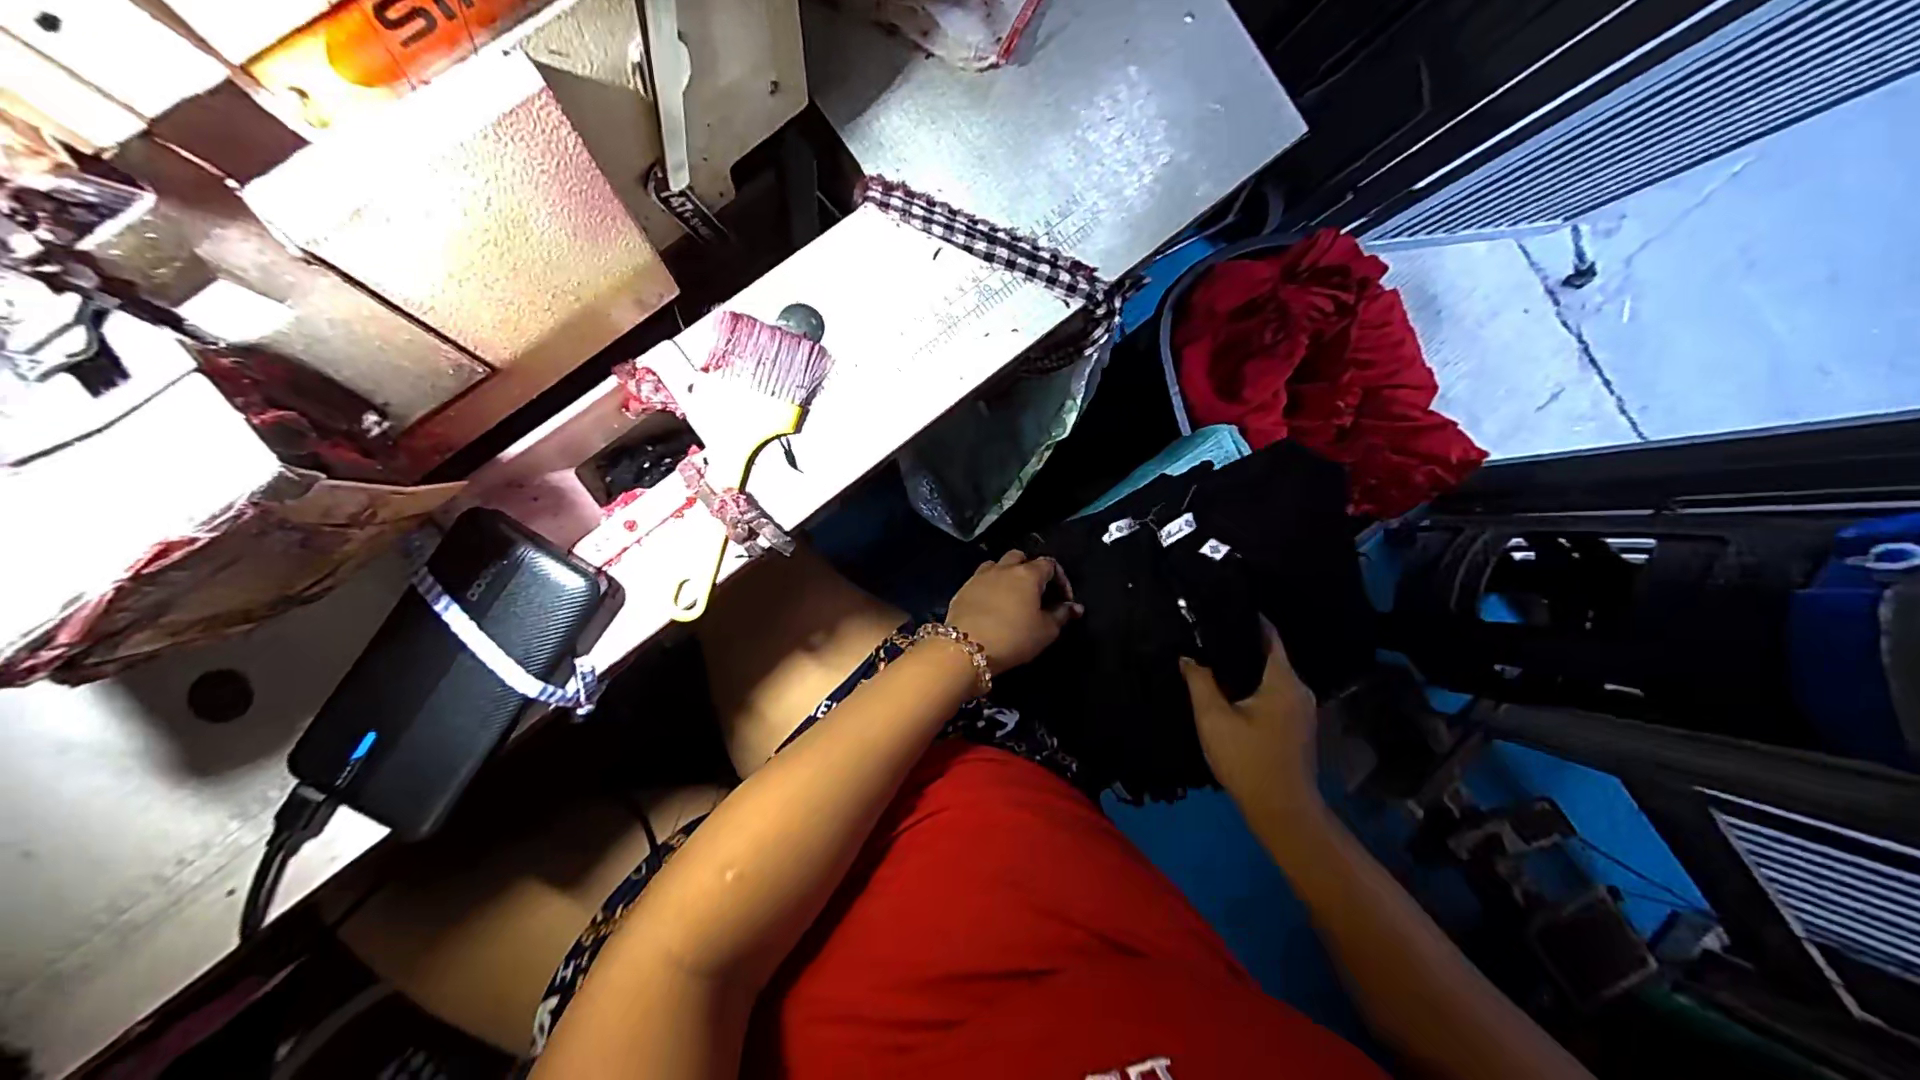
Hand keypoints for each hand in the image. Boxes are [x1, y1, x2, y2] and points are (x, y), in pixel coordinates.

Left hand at [944, 551, 1082, 673]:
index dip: (1061, 580)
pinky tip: (990, 606)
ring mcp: (979, 577)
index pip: (1050, 564)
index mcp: (1028, 574)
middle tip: (1035, 593)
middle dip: (1030, 570)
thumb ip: (1061, 615)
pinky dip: (988, 587)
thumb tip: (1074, 607)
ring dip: (1006, 575)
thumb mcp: (1046, 631)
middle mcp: (1003, 568)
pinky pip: (979, 580)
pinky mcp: (962, 589)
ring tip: (1011, 596)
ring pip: (996, 565)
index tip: (1063, 601)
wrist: (967, 647)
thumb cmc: (1014, 637)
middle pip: (1019, 557)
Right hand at [1180, 618, 1321, 815]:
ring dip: (1247, 668)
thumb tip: (1188, 656)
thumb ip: (1200, 681)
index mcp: (1284, 681)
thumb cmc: (1248, 759)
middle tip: (1209, 635)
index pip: (1270, 636)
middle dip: (1242, 644)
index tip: (1223, 607)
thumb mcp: (1213, 718)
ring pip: (1273, 677)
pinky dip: (1255, 687)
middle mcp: (1300, 689)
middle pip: (1271, 656)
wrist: (1282, 810)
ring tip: (1215, 660)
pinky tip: (1232, 692)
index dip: (1249, 618)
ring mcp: (1303, 710)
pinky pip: (1276, 694)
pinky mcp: (1299, 727)